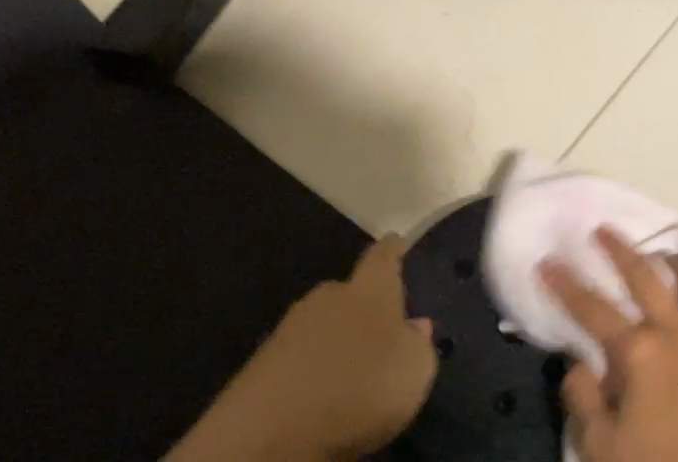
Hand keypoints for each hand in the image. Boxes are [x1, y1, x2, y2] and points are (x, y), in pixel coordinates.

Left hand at [166, 235, 438, 461]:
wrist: (267, 435)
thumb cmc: (360, 388)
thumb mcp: (414, 371)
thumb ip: (419, 345)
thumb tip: (415, 327)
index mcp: (370, 289)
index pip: (383, 257)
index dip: (393, 250)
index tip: (397, 241)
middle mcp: (328, 297)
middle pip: (347, 292)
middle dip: (361, 306)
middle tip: (378, 330)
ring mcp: (288, 330)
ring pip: (320, 327)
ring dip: (333, 342)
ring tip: (348, 369)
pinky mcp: (258, 367)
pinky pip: (296, 360)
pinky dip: (309, 371)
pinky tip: (318, 394)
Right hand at [543, 227, 677, 461]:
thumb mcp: (602, 450)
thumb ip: (584, 400)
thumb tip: (577, 362)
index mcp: (639, 353)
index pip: (592, 309)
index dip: (566, 284)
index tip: (549, 261)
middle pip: (647, 276)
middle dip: (620, 250)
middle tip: (604, 231)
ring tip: (671, 258)